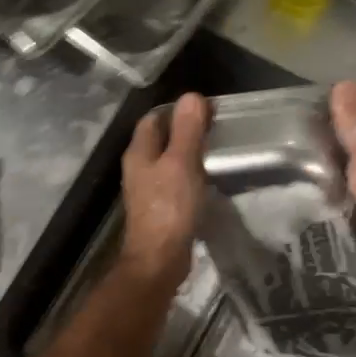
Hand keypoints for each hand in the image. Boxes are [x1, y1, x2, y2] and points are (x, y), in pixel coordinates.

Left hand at [120, 93, 210, 288]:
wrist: (159, 260)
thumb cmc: (169, 208)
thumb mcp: (182, 163)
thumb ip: (187, 130)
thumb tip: (191, 96)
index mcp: (139, 152)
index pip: (155, 118)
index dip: (178, 110)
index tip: (207, 110)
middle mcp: (139, 167)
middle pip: (161, 138)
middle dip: (185, 129)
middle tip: (216, 128)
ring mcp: (148, 189)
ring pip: (168, 160)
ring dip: (188, 152)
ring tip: (216, 150)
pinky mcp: (160, 207)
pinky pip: (174, 181)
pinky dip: (189, 174)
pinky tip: (207, 178)